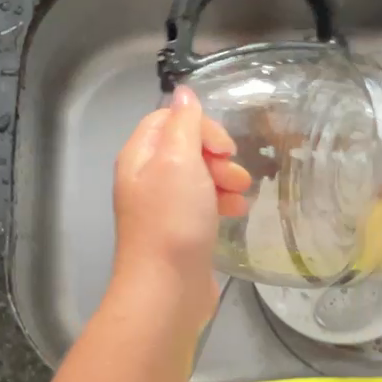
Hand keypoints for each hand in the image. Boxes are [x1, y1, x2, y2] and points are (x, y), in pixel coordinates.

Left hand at [110, 87, 249, 318]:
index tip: (223, 147)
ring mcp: (162, 208)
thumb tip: (183, 92)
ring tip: (241, 195)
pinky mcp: (179, 232)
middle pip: (185, 148)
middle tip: (234, 174)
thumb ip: (183, 123)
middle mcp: (146, 179)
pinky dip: (221, 203)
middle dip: (216, 155)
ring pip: (198, 177)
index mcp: (139, 157)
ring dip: (224, 179)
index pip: (168, 120)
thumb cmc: (173, 220)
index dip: (199, 125)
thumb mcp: (179, 160)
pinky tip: (237, 213)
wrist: (167, 289)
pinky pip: (202, 205)